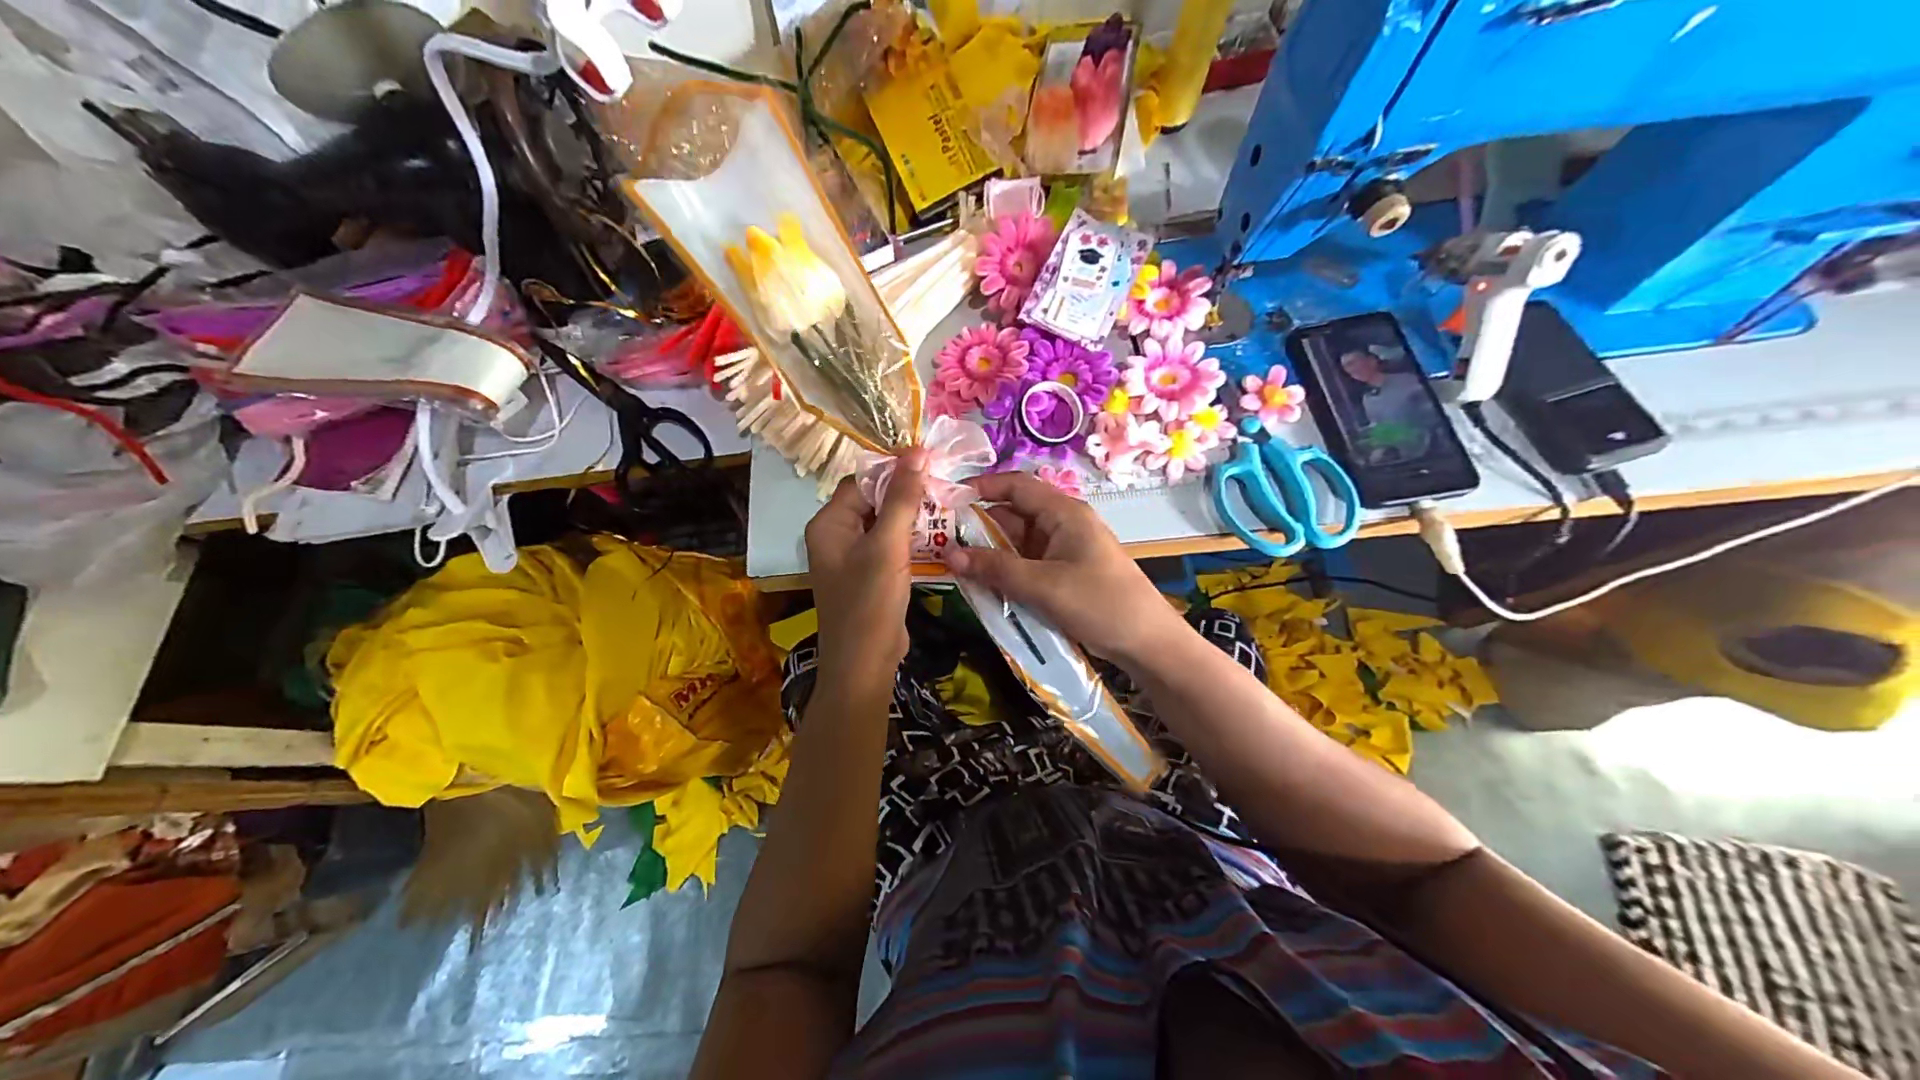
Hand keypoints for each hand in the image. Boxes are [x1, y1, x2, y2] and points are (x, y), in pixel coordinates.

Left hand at [803, 450, 927, 687]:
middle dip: (906, 493)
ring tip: (947, 505)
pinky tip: (938, 534)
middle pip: (873, 501)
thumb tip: (916, 452)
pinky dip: (911, 539)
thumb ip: (902, 498)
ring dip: (912, 516)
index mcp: (829, 524)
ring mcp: (853, 558)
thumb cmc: (869, 602)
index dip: (893, 469)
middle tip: (944, 484)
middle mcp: (836, 536)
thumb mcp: (887, 546)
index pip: (862, 481)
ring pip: (885, 524)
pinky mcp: (870, 576)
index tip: (930, 463)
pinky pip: (890, 546)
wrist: (864, 663)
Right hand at [945, 472, 1182, 664]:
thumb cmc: (1100, 604)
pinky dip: (1007, 572)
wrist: (1148, 643)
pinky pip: (1027, 565)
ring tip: (956, 567)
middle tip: (942, 543)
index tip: (947, 500)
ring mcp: (1064, 550)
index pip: (1016, 485)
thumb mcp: (1043, 586)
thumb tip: (950, 554)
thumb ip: (996, 569)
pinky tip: (985, 586)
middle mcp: (1063, 525)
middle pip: (1013, 514)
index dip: (981, 487)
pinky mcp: (1065, 574)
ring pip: (1018, 543)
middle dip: (978, 527)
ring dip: (991, 554)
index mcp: (1064, 513)